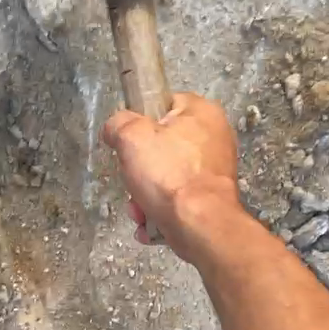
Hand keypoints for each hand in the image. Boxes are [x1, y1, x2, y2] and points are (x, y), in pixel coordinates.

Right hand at [101, 93, 241, 263]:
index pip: (165, 104)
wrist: (198, 225)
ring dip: (144, 197)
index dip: (141, 122)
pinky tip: (150, 223)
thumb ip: (118, 124)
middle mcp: (214, 139)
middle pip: (161, 148)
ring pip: (166, 179)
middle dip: (139, 171)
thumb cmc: (169, 176)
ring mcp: (213, 173)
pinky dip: (159, 213)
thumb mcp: (132, 137)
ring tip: (140, 210)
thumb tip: (114, 128)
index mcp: (202, 112)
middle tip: (133, 182)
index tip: (129, 142)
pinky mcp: (209, 201)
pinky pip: (176, 202)